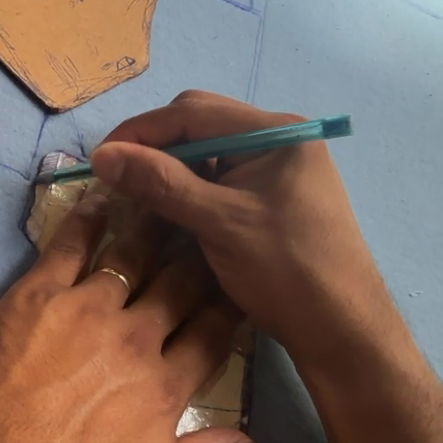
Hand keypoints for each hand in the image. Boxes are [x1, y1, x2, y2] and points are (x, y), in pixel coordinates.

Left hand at [0, 191, 251, 442]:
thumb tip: (247, 442)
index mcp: (165, 387)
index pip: (212, 336)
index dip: (230, 308)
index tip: (242, 284)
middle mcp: (136, 338)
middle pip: (179, 287)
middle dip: (201, 257)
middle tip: (212, 228)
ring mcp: (88, 308)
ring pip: (132, 257)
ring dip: (154, 228)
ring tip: (167, 202)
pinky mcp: (41, 293)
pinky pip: (69, 246)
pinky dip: (86, 218)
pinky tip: (101, 197)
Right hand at [89, 91, 403, 371]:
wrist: (342, 330)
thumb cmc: (286, 271)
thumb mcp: (217, 222)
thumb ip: (159, 183)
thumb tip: (102, 154)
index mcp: (274, 133)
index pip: (191, 112)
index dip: (140, 131)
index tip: (100, 160)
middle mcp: (276, 140)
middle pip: (198, 125)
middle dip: (154, 147)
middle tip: (119, 179)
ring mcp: (275, 170)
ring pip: (205, 154)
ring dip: (169, 170)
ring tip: (139, 199)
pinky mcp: (270, 197)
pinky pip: (218, 179)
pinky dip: (188, 190)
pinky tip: (170, 213)